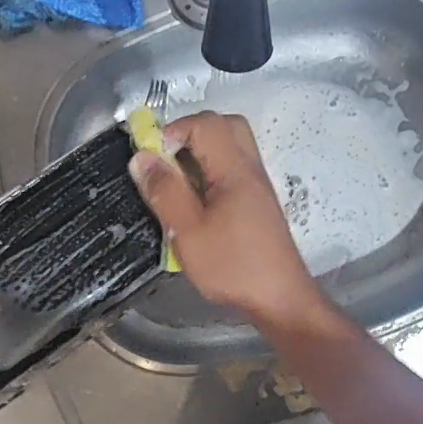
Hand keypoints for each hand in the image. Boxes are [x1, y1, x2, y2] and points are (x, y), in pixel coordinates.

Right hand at [128, 111, 328, 330]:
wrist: (280, 300)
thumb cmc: (233, 267)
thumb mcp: (188, 231)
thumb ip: (165, 191)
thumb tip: (142, 156)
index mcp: (235, 169)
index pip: (205, 123)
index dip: (173, 131)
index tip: (152, 160)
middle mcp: (251, 170)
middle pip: (225, 127)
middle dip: (190, 135)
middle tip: (167, 164)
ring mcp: (258, 187)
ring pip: (230, 149)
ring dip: (200, 156)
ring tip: (177, 186)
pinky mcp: (258, 205)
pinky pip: (233, 172)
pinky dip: (211, 176)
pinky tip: (196, 206)